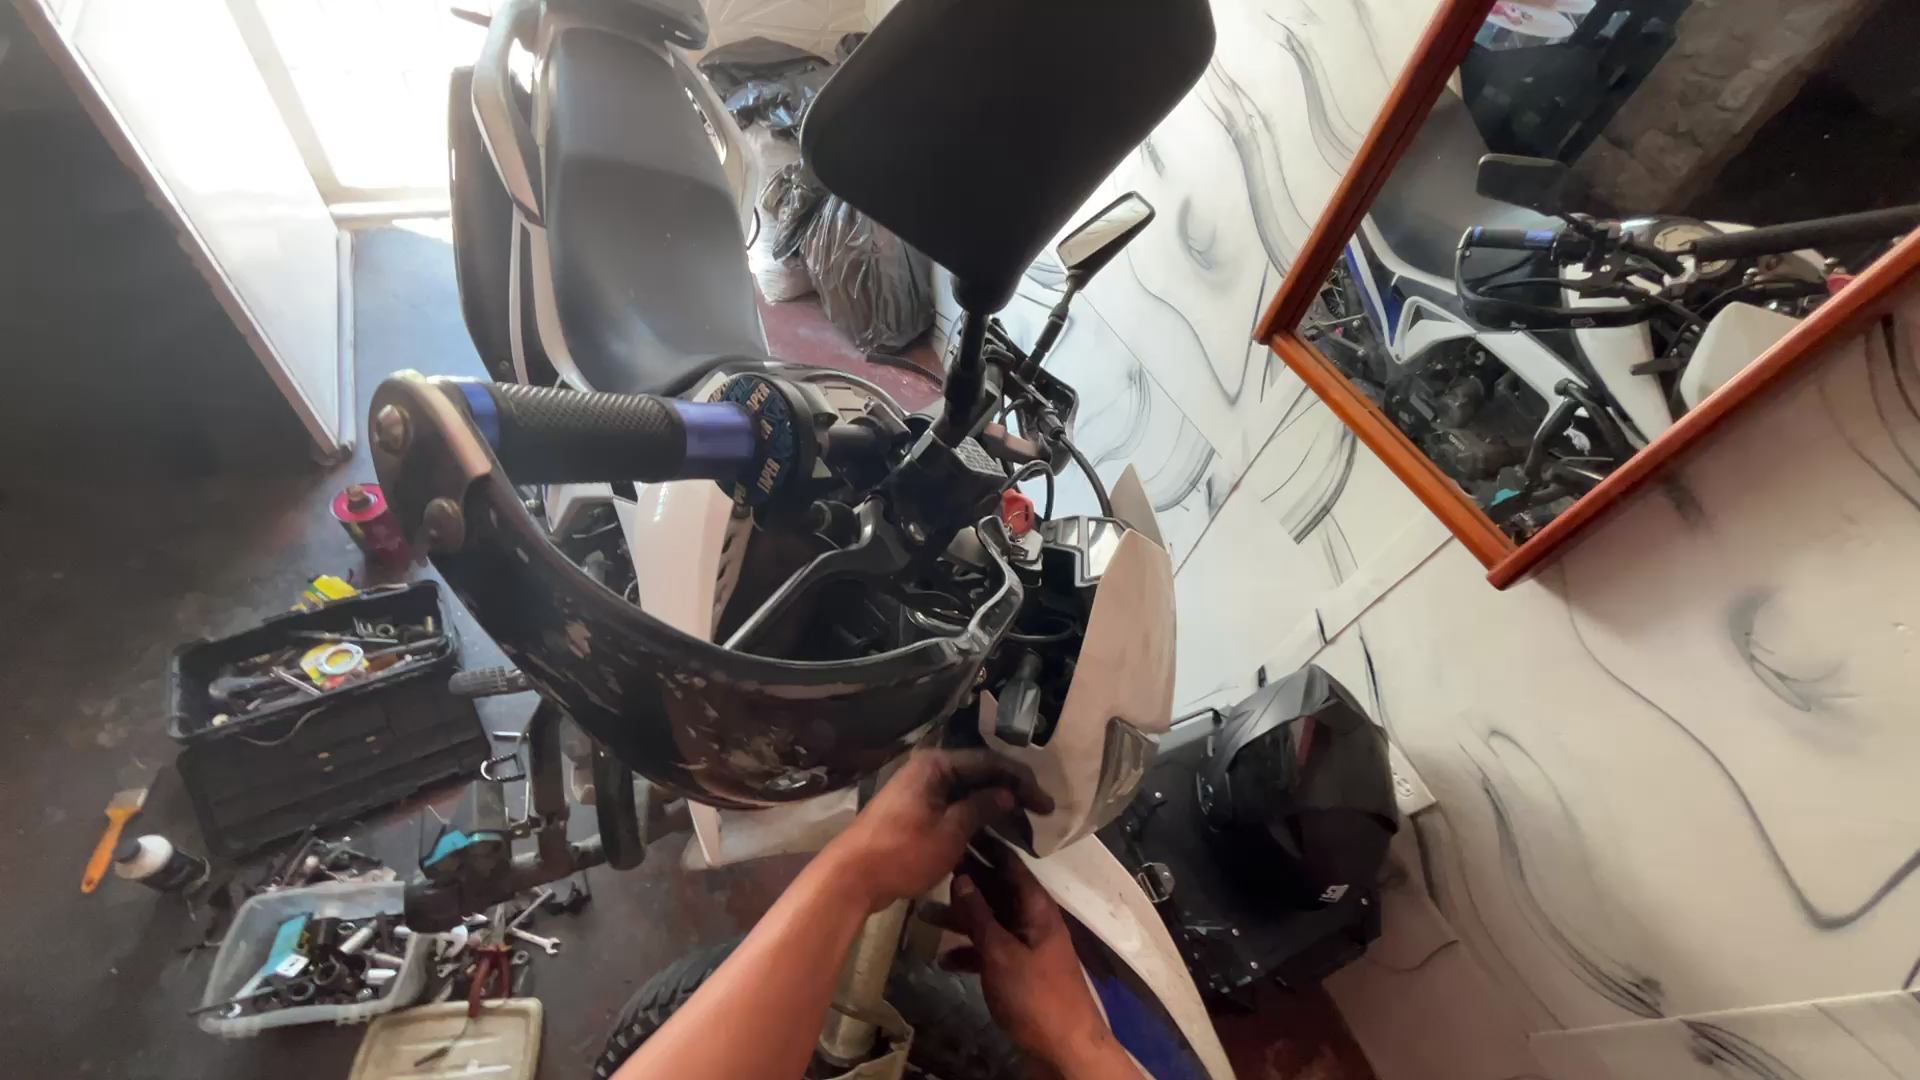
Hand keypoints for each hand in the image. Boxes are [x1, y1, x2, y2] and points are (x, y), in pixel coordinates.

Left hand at [822, 748, 1052, 912]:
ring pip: (966, 790)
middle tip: (1040, 812)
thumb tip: (1008, 793)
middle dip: (1010, 791)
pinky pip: (953, 804)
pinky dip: (974, 815)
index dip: (1021, 781)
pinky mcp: (914, 809)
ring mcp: (919, 788)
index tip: (1047, 804)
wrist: (851, 876)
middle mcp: (928, 768)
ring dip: (994, 804)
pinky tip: (992, 831)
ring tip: (1022, 823)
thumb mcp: (950, 832)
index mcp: (936, 764)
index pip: (989, 762)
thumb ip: (982, 808)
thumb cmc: (903, 852)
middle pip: (978, 773)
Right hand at [941, 855, 1128, 1075]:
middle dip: (965, 885)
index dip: (986, 848)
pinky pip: (992, 950)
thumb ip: (979, 914)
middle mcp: (1032, 918)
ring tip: (925, 916)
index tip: (959, 831)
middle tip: (932, 871)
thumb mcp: (1000, 952)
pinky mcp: (1020, 970)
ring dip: (961, 921)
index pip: (1010, 864)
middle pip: (996, 892)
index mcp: (1036, 906)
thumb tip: (960, 877)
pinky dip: (971, 953)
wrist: (1066, 1050)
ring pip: (990, 922)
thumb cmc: (1035, 994)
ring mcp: (1027, 944)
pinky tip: (944, 961)